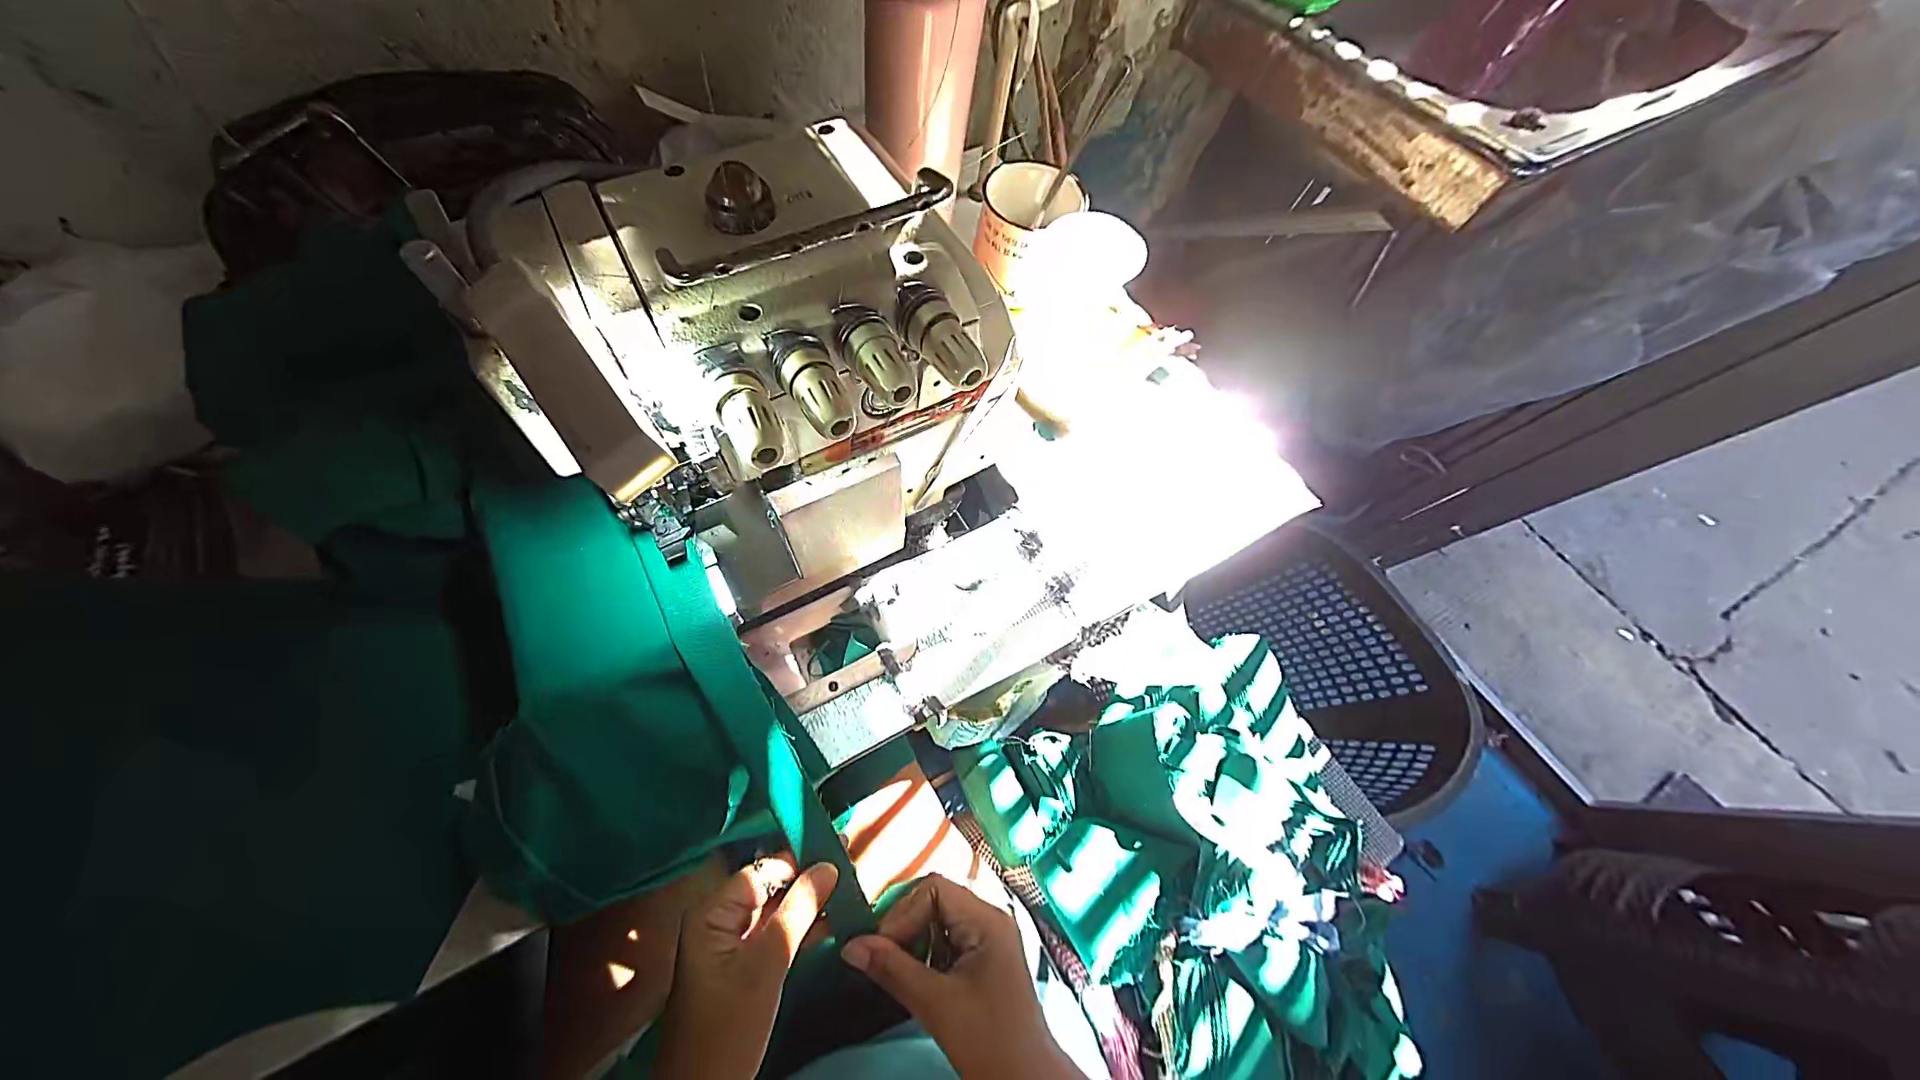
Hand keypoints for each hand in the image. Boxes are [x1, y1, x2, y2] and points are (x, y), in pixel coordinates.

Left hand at [652, 855, 838, 1079]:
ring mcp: (733, 943)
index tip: (839, 848)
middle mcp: (720, 920)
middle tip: (850, 861)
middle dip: (809, 875)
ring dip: (811, 899)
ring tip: (850, 885)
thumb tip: (828, 865)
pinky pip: (779, 931)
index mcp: (712, 913)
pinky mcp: (746, 964)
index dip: (800, 858)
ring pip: (778, 908)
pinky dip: (805, 924)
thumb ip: (798, 910)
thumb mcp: (768, 964)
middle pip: (771, 885)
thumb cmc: (728, 1029)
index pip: (763, 870)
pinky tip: (835, 917)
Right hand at [840, 874, 1081, 1079]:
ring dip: (913, 941)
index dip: (903, 912)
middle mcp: (990, 919)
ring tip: (896, 969)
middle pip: (936, 900)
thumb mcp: (935, 1003)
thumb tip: (850, 946)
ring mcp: (989, 939)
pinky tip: (915, 978)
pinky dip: (926, 954)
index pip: (935, 889)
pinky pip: (947, 940)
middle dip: (905, 925)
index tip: (880, 946)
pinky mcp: (984, 960)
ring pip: (939, 921)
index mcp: (987, 919)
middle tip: (882, 957)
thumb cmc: (988, 1041)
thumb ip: (891, 968)